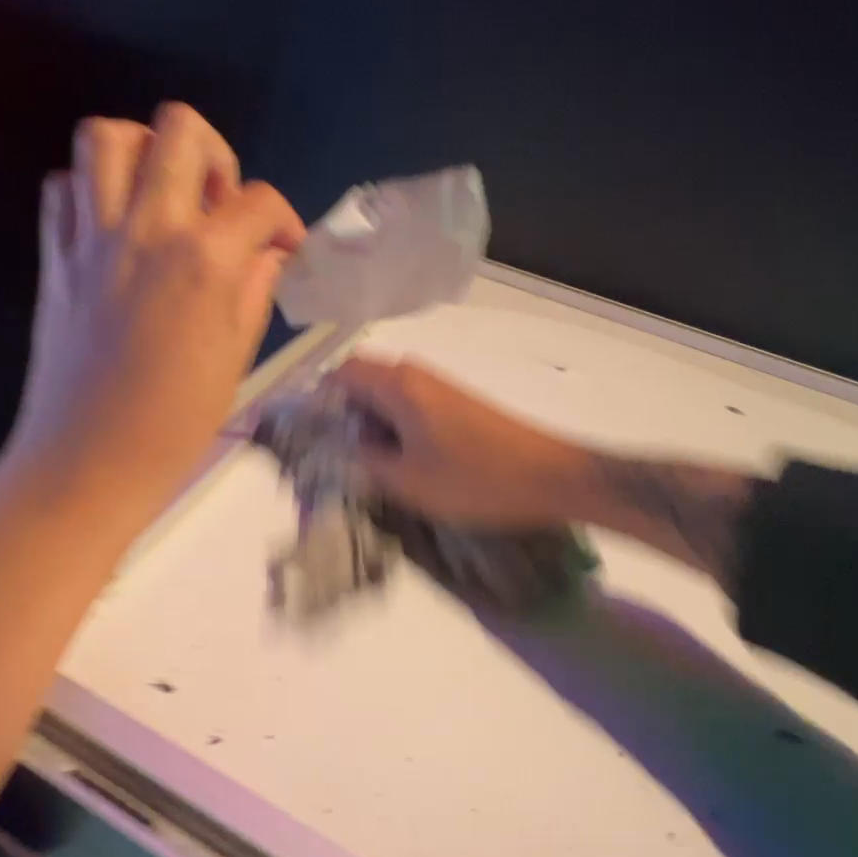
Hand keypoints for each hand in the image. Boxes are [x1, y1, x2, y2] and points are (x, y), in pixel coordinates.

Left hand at [5, 103, 305, 513]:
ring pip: (106, 137)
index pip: (259, 199)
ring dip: (142, 150)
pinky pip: (61, 188)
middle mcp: (149, 229)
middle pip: (180, 128)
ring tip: (159, 195)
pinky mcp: (53, 256)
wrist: (86, 462)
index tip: (281, 245)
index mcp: (206, 260)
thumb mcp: (237, 358)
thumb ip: (255, 288)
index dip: (283, 217)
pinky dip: (87, 191)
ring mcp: (92, 238)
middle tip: (214, 202)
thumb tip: (268, 251)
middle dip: (213, 152)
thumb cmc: (173, 425)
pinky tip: (110, 226)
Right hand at [325, 355, 582, 528]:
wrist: (551, 477)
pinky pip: (406, 404)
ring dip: (366, 424)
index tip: (305, 437)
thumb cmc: (475, 478)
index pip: (338, 374)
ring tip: (361, 465)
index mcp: (397, 384)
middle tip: (331, 456)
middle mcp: (414, 374)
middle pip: (359, 381)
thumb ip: (363, 464)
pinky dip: (391, 427)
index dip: (315, 401)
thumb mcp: (407, 482)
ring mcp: (437, 387)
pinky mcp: (454, 402)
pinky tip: (395, 461)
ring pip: (383, 395)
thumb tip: (334, 452)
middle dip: (339, 415)